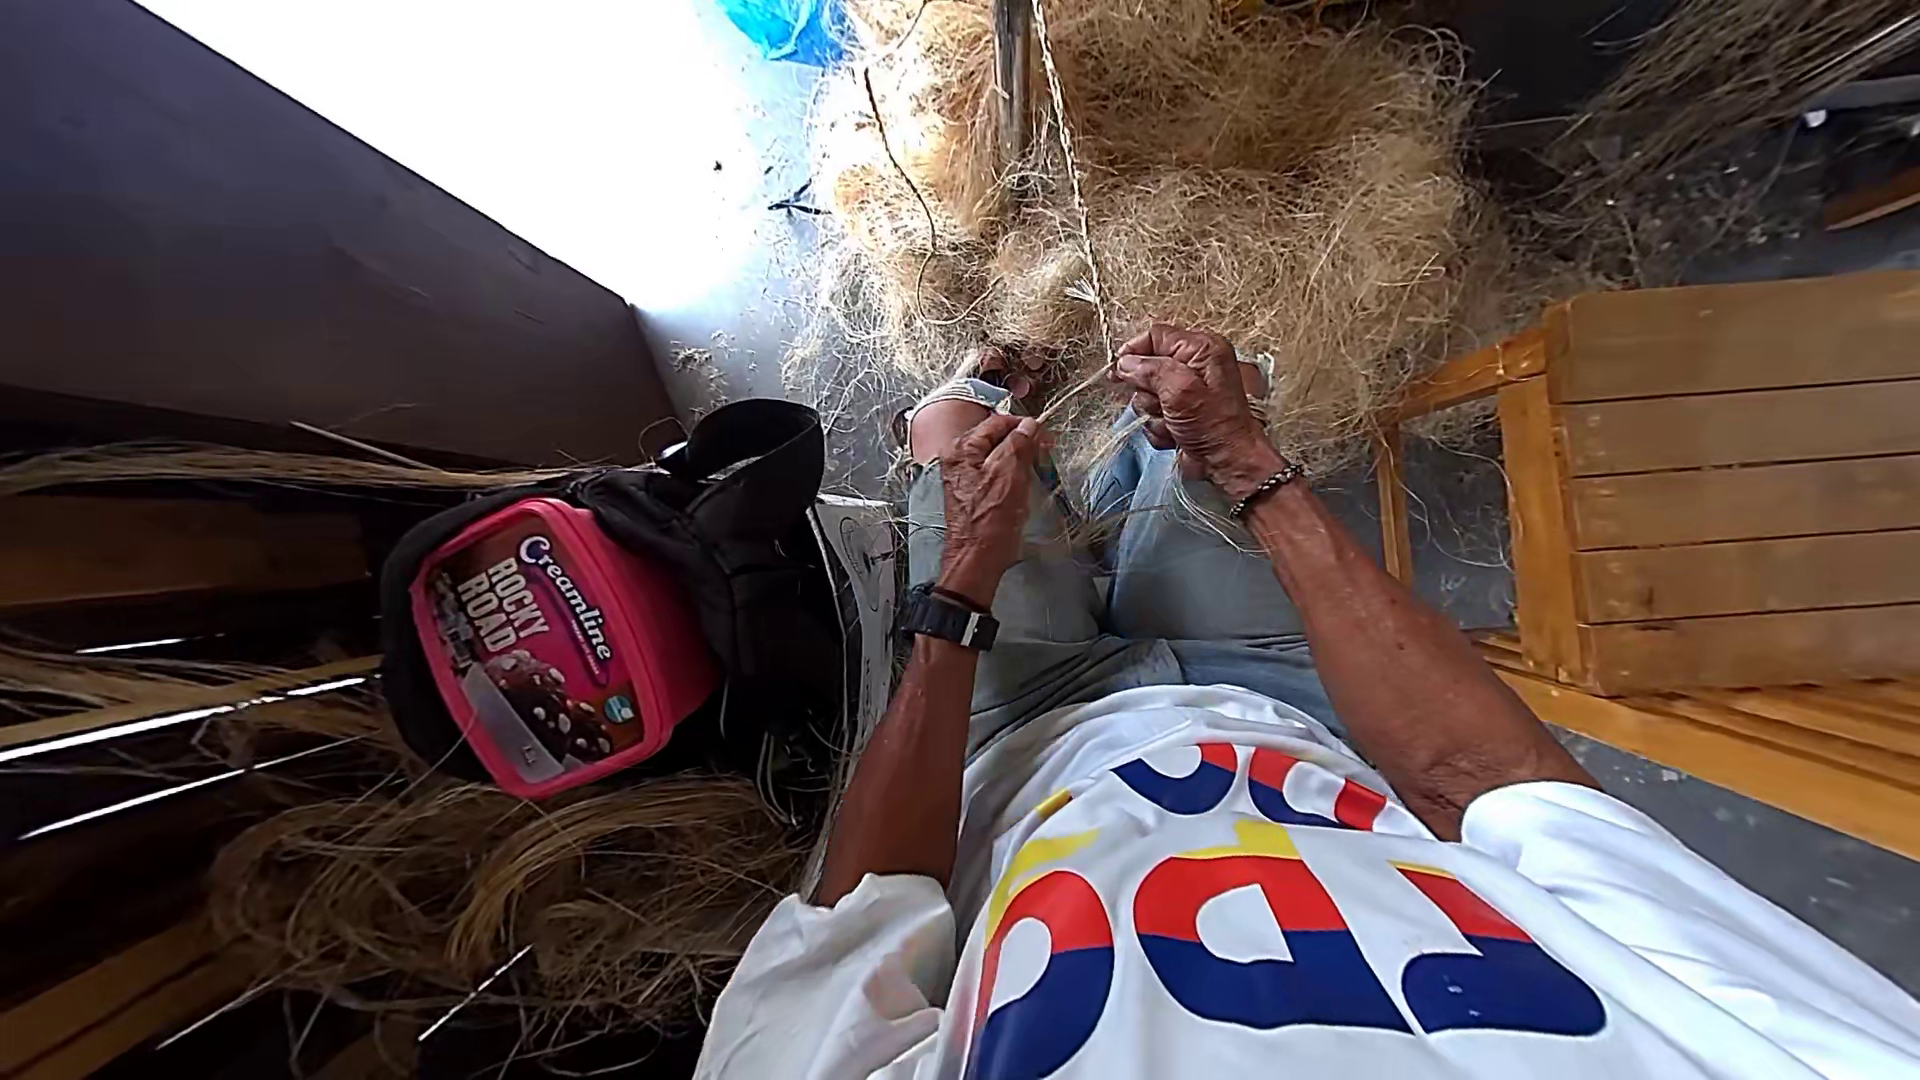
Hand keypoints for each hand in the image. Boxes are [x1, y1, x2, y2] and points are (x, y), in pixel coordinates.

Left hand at [936, 413, 1043, 606]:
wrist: (978, 558)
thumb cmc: (990, 520)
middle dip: (1023, 443)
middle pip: (997, 439)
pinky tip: (1023, 487)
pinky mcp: (975, 495)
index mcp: (962, 449)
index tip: (1044, 434)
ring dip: (1020, 461)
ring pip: (999, 458)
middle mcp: (960, 461)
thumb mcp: (1009, 473)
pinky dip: (1013, 477)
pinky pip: (997, 476)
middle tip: (1044, 453)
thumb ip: (1018, 443)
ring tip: (1036, 471)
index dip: (1023, 425)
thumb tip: (1029, 425)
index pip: (997, 422)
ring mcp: (966, 478)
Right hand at [1111, 323, 1287, 500]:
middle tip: (1160, 403)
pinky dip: (1158, 427)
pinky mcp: (1177, 413)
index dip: (1133, 351)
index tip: (1117, 370)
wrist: (1226, 461)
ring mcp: (1184, 391)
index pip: (1155, 336)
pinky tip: (1174, 433)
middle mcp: (1193, 366)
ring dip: (1153, 413)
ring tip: (1172, 422)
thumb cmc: (1213, 425)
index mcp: (1201, 349)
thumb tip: (1125, 363)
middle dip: (1146, 390)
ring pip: (1145, 395)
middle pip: (1146, 368)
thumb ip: (1150, 369)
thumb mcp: (1180, 388)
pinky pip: (1151, 415)